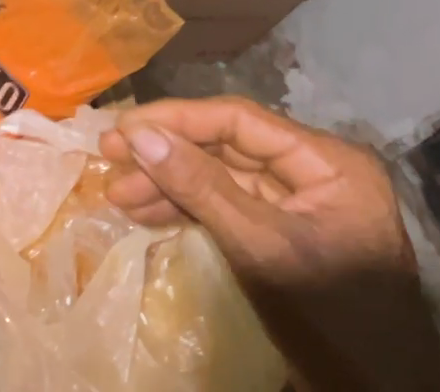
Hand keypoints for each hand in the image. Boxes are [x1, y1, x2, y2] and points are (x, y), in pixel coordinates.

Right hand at [99, 97, 439, 391]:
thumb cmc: (331, 319)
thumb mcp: (260, 248)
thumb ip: (199, 186)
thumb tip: (137, 134)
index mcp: (328, 163)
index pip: (237, 120)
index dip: (174, 119)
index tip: (121, 129)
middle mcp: (315, 172)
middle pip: (224, 145)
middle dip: (165, 155)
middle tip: (108, 157)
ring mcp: (300, 203)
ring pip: (219, 174)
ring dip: (167, 182)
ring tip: (117, 194)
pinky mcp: (284, 231)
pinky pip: (226, 203)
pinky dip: (186, 207)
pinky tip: (145, 211)